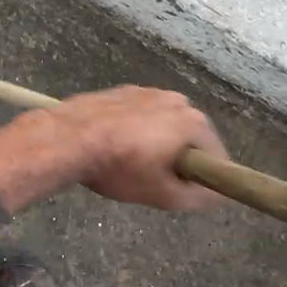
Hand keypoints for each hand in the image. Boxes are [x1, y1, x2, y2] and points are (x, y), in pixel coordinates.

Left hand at [46, 87, 228, 210]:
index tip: (180, 189)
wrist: (65, 138)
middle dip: (178, 158)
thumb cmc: (119, 167)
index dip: (204, 179)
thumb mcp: (165, 195)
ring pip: (164, 125)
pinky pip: (140, 114)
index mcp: (193, 121)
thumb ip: (202, 196)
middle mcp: (174, 99)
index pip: (216, 157)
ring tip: (131, 161)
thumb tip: (221, 193)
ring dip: (156, 142)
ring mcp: (145, 90)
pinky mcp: (120, 90)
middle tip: (153, 178)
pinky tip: (115, 143)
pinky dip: (135, 128)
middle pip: (190, 138)